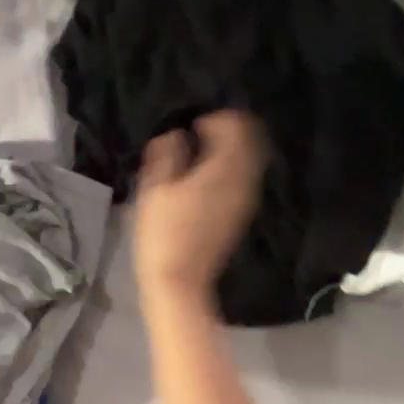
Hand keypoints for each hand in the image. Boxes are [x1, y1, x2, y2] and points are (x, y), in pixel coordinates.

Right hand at [133, 110, 268, 311]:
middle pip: (249, 138)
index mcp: (224, 167)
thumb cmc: (163, 235)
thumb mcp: (154, 189)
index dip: (212, 119)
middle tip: (198, 139)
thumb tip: (175, 134)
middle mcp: (243, 179)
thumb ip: (166, 153)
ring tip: (199, 160)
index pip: (234, 124)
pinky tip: (204, 184)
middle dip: (227, 132)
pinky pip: (243, 179)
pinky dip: (229, 172)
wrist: (180, 284)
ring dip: (229, 152)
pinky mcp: (240, 215)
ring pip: (248, 160)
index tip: (190, 128)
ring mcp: (245, 199)